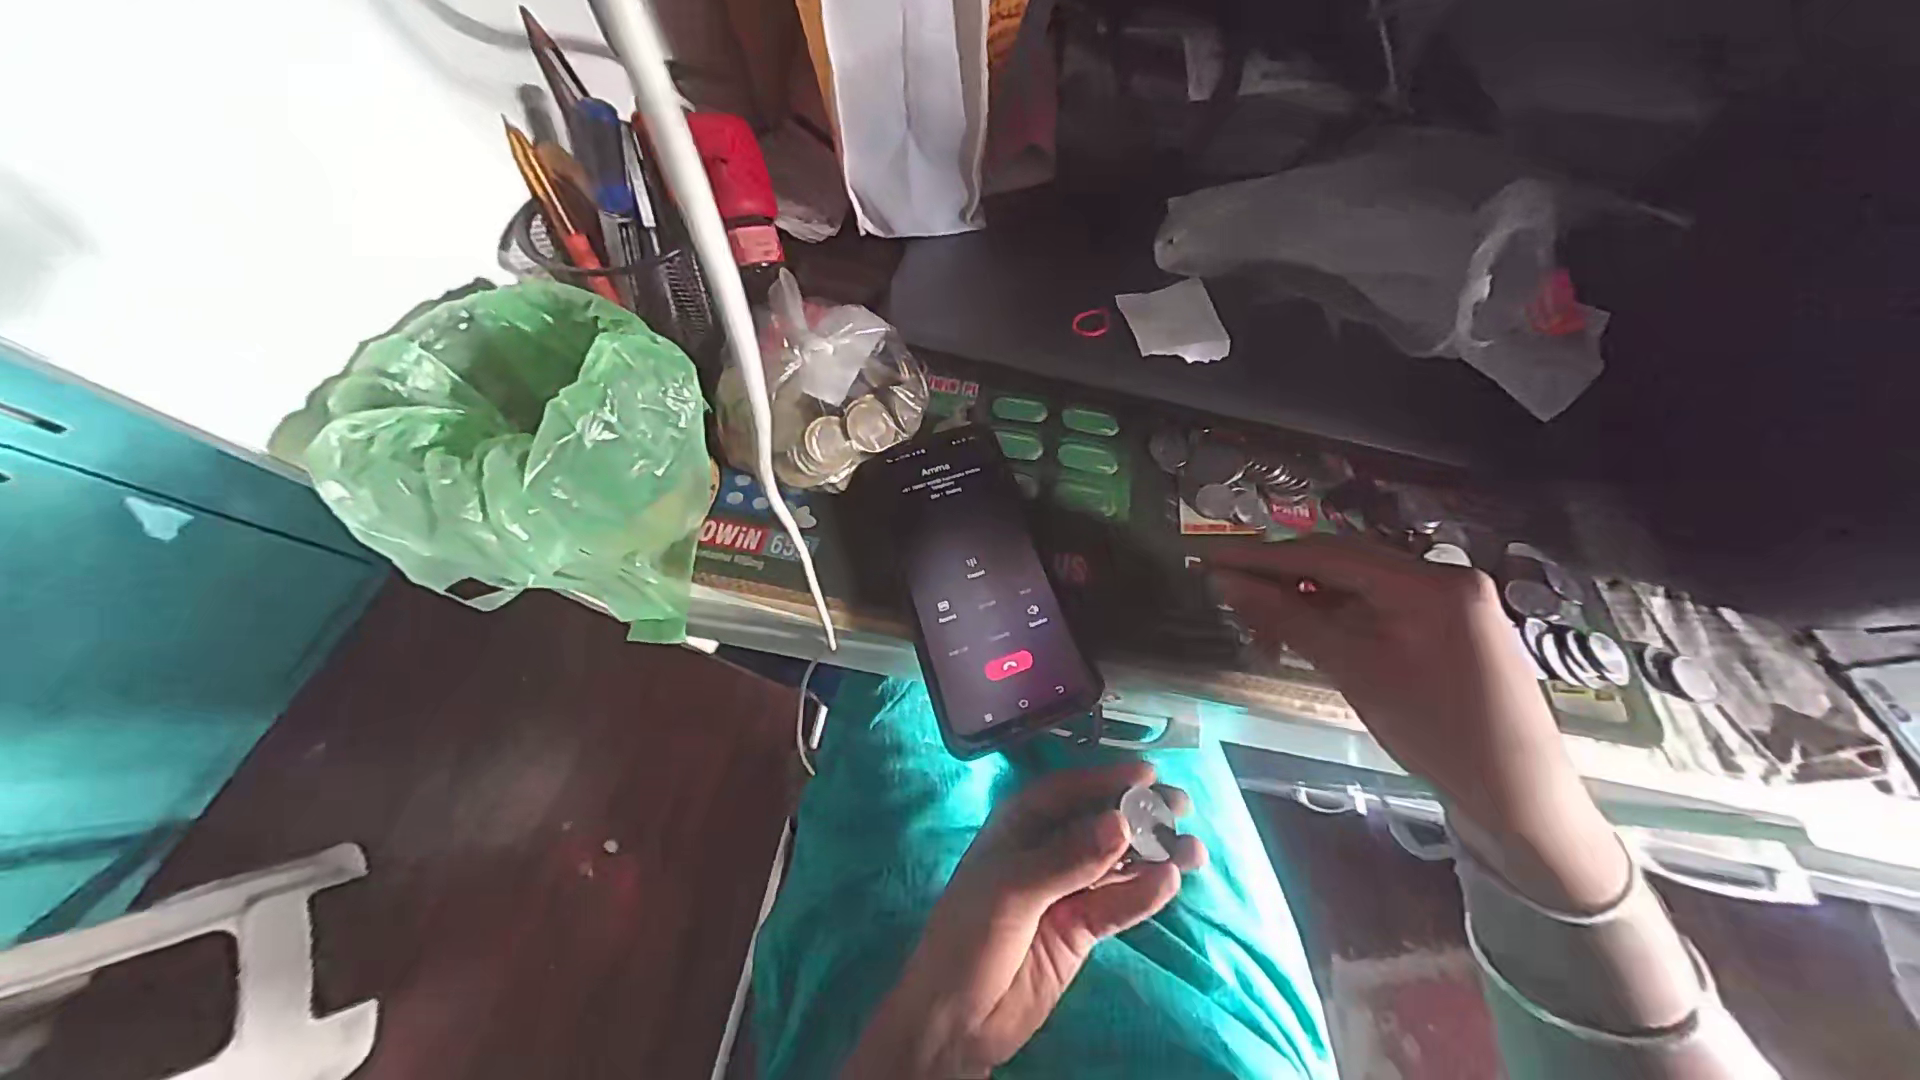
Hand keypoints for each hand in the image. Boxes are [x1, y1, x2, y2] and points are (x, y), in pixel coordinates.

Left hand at [842, 762, 1206, 1079]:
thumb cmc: (968, 936)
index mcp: (1018, 827)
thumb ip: (1066, 858)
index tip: (1147, 774)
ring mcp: (1066, 891)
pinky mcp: (1081, 929)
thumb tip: (1120, 823)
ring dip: (1151, 855)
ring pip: (1116, 864)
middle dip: (1138, 814)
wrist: (954, 1020)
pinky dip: (1142, 895)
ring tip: (1192, 849)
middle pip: (1098, 824)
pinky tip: (1169, 883)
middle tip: (1181, 806)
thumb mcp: (1011, 889)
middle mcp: (1046, 851)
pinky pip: (1117, 906)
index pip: (1066, 792)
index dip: (1105, 780)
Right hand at [1210, 535, 1627, 911]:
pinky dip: (1332, 615)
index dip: (1260, 556)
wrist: (1520, 795)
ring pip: (1353, 584)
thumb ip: (1287, 619)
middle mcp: (1440, 576)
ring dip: (1303, 598)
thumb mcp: (1353, 670)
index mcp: (1428, 581)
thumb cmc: (1438, 731)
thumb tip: (1225, 582)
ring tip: (1259, 622)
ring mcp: (1445, 599)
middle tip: (1227, 589)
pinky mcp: (1442, 623)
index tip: (1211, 558)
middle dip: (1278, 575)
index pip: (1325, 555)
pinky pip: (1373, 605)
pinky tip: (1303, 631)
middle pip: (1339, 562)